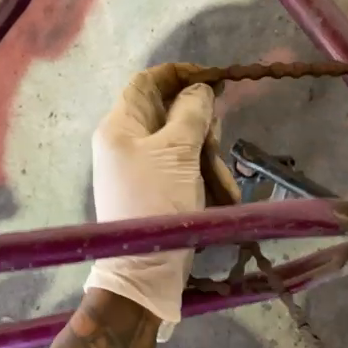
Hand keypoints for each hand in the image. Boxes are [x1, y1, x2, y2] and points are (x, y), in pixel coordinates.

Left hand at [84, 66, 216, 336]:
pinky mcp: (160, 195)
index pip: (147, 82)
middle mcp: (129, 145)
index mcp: (121, 127)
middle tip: (218, 148)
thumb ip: (191, 114)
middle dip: (203, 131)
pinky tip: (222, 200)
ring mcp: (144, 172)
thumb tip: (200, 88)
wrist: (145, 271)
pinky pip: (187, 175)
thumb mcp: (178, 154)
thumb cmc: (156, 204)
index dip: (180, 76)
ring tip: (225, 191)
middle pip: (173, 116)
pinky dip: (206, 183)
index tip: (214, 81)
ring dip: (211, 164)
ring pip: (186, 148)